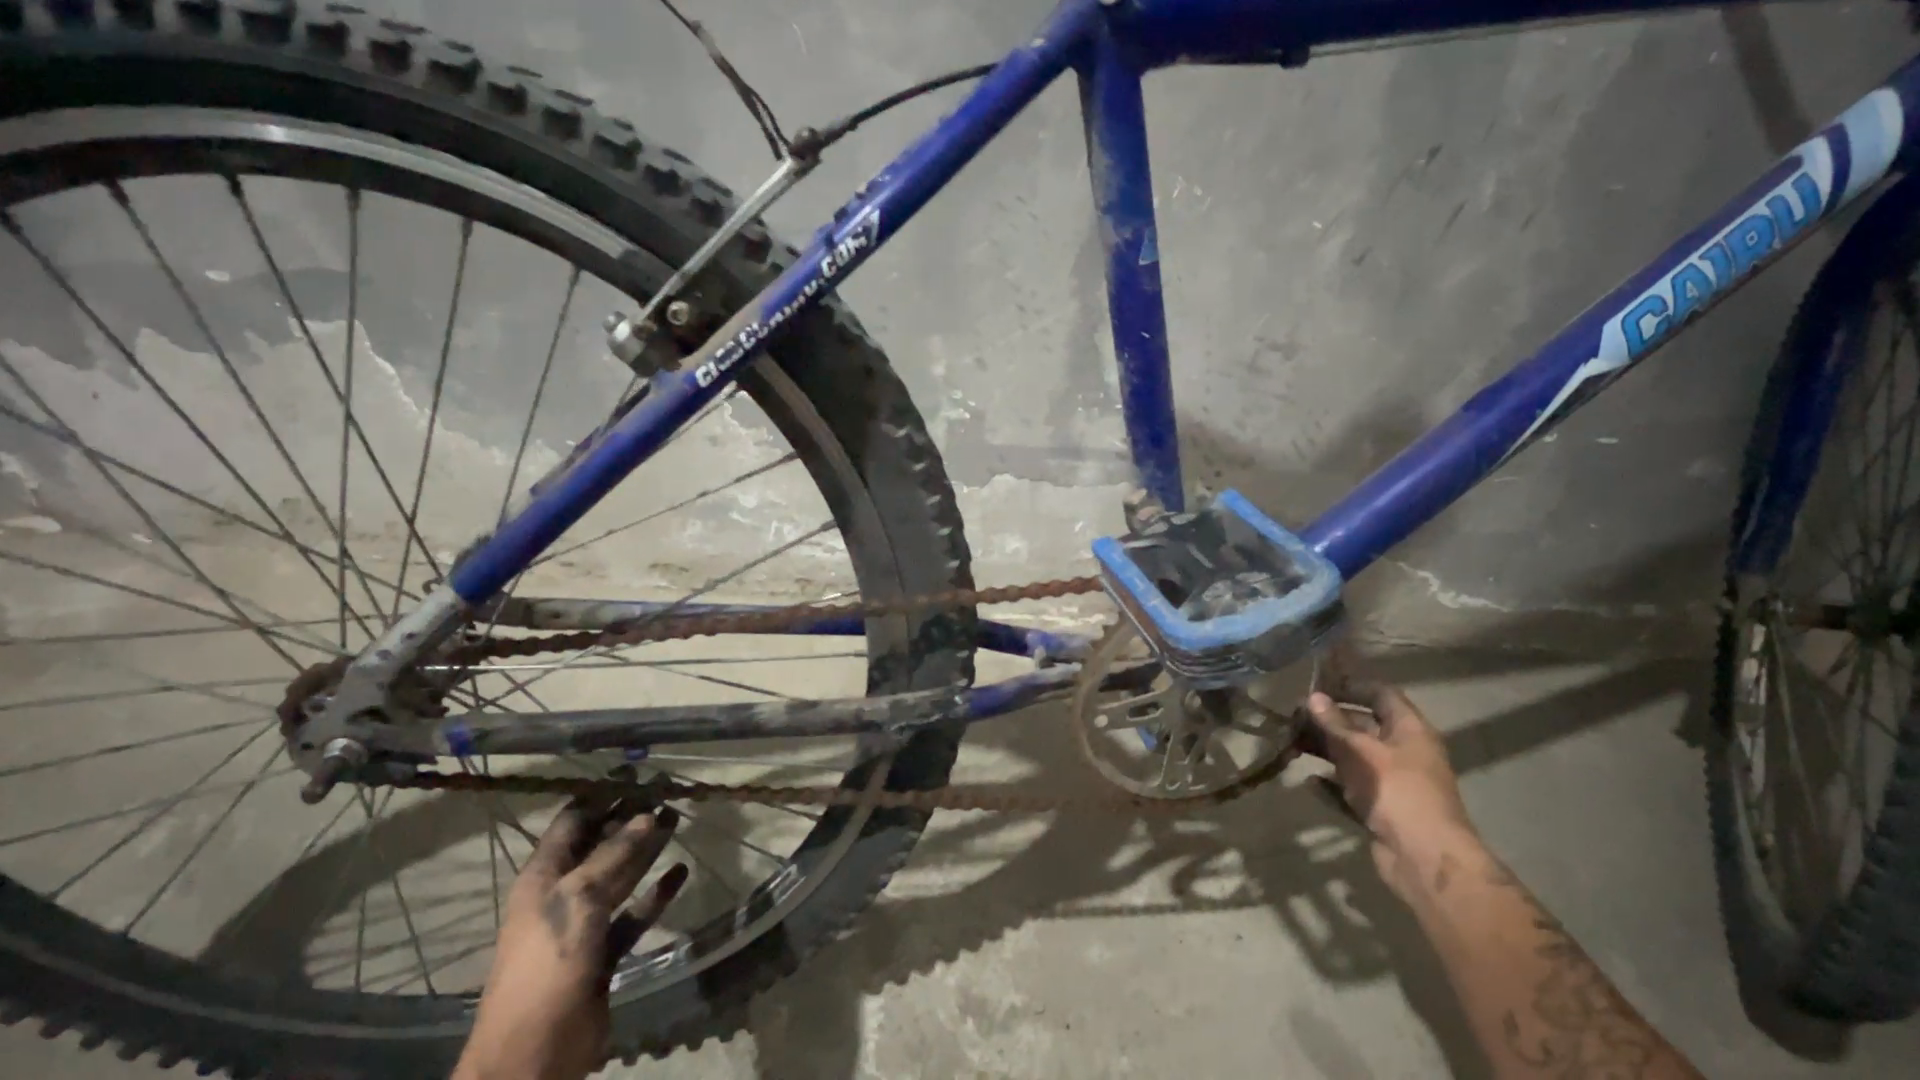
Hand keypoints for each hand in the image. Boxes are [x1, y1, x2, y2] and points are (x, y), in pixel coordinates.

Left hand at [453, 799, 687, 1079]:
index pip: (573, 822)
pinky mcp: (606, 952)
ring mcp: (585, 923)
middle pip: (600, 845)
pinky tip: (679, 874)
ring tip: (678, 819)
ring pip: (621, 877)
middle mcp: (562, 892)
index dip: (602, 796)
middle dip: (630, 819)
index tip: (638, 774)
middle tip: (666, 791)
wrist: (534, 1047)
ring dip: (647, 850)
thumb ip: (613, 856)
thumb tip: (647, 816)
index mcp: (542, 875)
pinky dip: (656, 895)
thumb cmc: (547, 960)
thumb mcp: (577, 898)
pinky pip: (635, 915)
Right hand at [1301, 683, 1474, 894]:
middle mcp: (1404, 753)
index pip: (1382, 696)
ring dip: (1326, 752)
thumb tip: (1313, 697)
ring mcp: (1394, 784)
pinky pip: (1352, 791)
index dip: (1353, 687)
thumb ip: (1335, 725)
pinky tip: (1307, 782)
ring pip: (1355, 760)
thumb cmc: (1396, 791)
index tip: (1318, 686)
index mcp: (1410, 731)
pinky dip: (1331, 785)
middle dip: (1330, 722)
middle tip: (1294, 718)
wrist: (1424, 858)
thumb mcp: (1361, 752)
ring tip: (1292, 746)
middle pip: (1365, 728)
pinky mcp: (1382, 811)